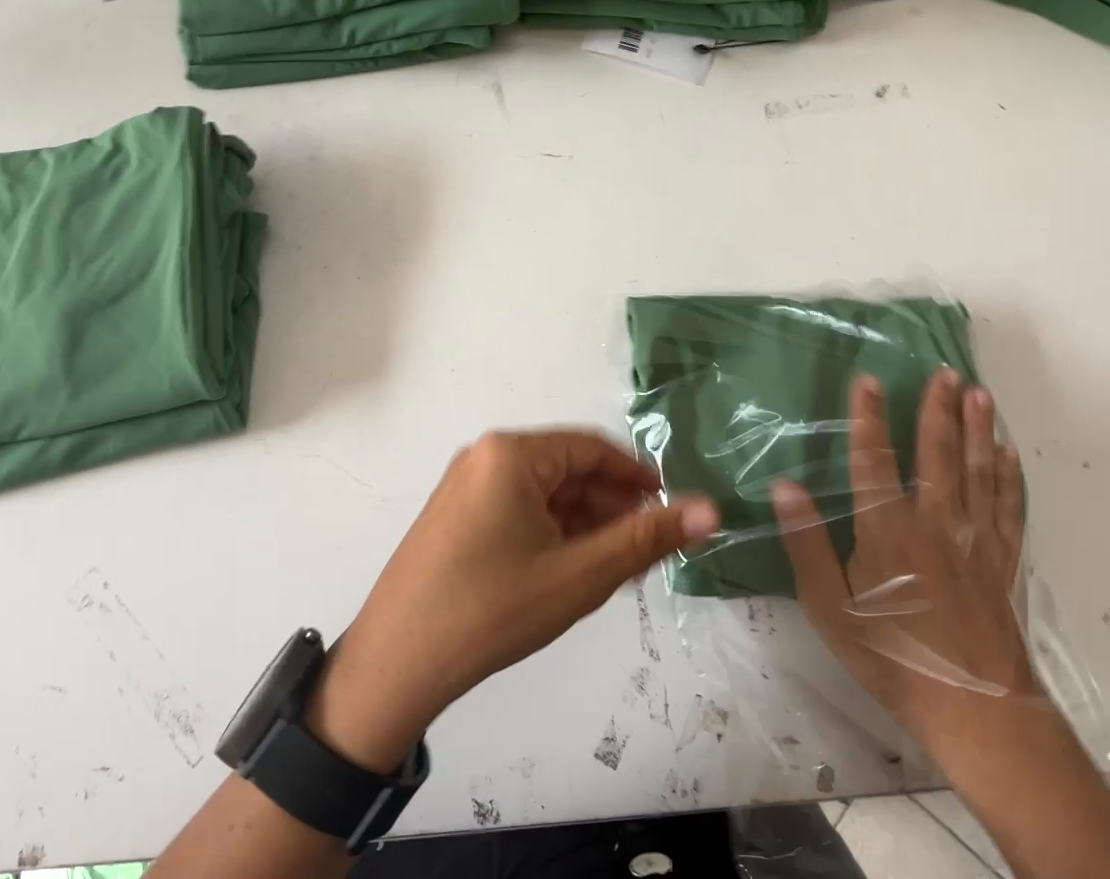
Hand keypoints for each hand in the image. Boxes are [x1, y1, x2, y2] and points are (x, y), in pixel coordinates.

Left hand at [308, 431, 718, 770]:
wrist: (399, 661)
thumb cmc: (494, 608)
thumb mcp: (580, 574)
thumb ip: (647, 539)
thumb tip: (710, 509)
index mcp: (510, 454)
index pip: (592, 448)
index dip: (638, 478)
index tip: (671, 511)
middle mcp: (482, 459)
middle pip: (566, 470)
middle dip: (611, 507)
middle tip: (645, 552)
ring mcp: (462, 489)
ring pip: (541, 495)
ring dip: (583, 524)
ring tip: (613, 570)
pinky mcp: (452, 520)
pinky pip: (515, 513)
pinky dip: (550, 534)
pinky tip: (568, 573)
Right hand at [775, 371, 1039, 759]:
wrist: (972, 707)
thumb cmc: (890, 655)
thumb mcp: (829, 606)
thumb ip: (807, 543)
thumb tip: (785, 486)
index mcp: (888, 531)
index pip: (874, 461)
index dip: (869, 417)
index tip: (869, 380)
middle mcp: (937, 524)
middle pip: (937, 455)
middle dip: (937, 411)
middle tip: (943, 372)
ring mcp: (977, 542)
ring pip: (979, 473)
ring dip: (977, 430)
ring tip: (979, 394)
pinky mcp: (1004, 563)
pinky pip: (1010, 508)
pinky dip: (1009, 477)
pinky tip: (1008, 454)